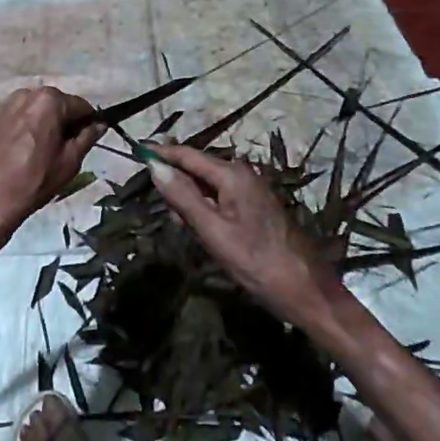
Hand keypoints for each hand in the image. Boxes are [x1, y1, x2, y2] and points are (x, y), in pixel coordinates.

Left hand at [0, 87, 101, 258]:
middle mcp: (25, 94)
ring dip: (43, 123)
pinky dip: (24, 128)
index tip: (88, 139)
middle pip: (55, 104)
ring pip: (34, 110)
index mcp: (48, 100)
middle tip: (65, 148)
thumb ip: (87, 137)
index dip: (88, 122)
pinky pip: (16, 118)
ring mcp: (4, 105)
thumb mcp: (70, 161)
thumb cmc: (35, 179)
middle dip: (63, 121)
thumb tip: (99, 124)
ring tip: (42, 150)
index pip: (80, 105)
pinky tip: (22, 151)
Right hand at [147, 144, 347, 325]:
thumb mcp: (212, 230)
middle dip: (176, 184)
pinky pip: (219, 198)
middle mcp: (241, 174)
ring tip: (188, 229)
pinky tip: (202, 231)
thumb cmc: (255, 261)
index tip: (135, 151)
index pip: (187, 154)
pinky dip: (204, 209)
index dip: (160, 153)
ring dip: (189, 201)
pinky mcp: (253, 206)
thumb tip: (155, 166)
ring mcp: (249, 190)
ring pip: (206, 185)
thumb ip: (182, 196)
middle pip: (196, 168)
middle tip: (167, 211)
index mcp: (231, 174)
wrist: (304, 289)